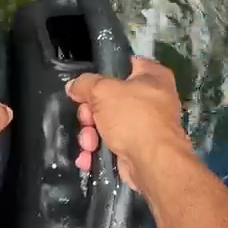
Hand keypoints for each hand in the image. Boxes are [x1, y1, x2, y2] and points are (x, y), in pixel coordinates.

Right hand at [66, 57, 192, 191]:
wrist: (151, 162)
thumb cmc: (133, 117)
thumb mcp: (103, 90)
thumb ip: (85, 84)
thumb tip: (74, 86)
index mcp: (152, 77)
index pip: (125, 65)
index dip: (104, 74)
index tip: (88, 85)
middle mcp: (151, 99)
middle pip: (109, 99)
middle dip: (90, 113)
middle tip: (88, 119)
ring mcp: (144, 125)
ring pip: (105, 124)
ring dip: (90, 135)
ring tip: (89, 143)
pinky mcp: (136, 148)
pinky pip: (109, 143)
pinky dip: (97, 150)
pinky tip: (88, 157)